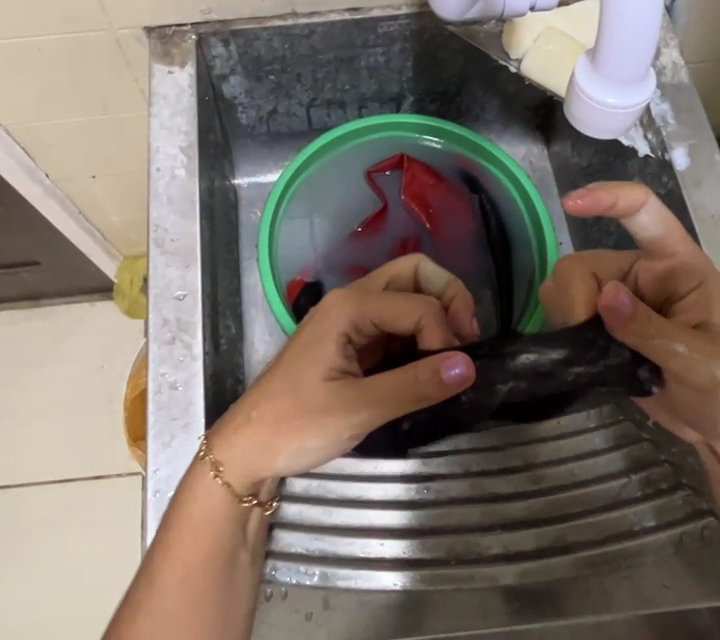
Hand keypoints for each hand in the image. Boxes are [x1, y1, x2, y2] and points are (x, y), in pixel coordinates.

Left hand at [206, 254, 480, 489]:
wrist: (250, 446)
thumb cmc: (295, 424)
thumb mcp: (357, 409)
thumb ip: (414, 385)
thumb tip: (469, 367)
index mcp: (349, 307)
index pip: (418, 304)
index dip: (443, 335)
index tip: (451, 375)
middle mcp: (352, 301)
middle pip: (414, 274)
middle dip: (449, 297)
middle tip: (469, 340)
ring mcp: (353, 320)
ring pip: (408, 294)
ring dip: (438, 314)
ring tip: (457, 354)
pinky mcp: (355, 343)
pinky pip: (398, 323)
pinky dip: (423, 334)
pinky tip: (434, 363)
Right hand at [539, 182, 719, 448]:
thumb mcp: (703, 363)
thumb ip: (652, 330)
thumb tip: (605, 297)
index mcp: (677, 263)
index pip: (643, 210)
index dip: (608, 197)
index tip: (570, 205)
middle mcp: (642, 273)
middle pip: (583, 264)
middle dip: (575, 302)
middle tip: (589, 342)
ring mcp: (618, 299)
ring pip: (564, 288)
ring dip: (568, 321)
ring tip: (597, 356)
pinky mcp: (602, 326)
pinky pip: (563, 315)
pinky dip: (565, 335)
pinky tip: (587, 360)